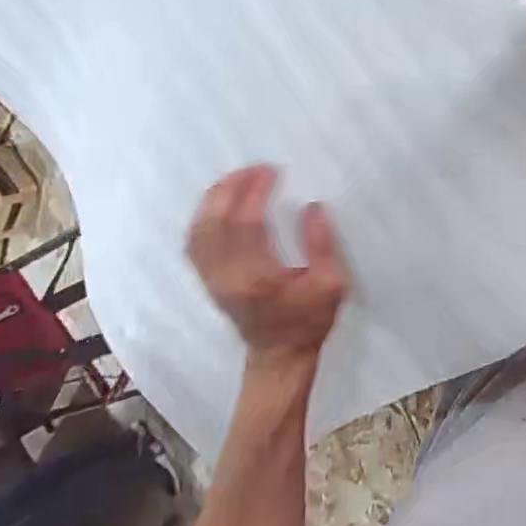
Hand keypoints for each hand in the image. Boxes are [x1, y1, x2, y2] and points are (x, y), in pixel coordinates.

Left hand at [187, 164, 346, 365]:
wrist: (279, 357)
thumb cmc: (309, 322)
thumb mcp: (330, 285)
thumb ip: (321, 245)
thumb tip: (312, 207)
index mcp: (257, 276)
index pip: (247, 222)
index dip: (255, 191)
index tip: (270, 171)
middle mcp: (227, 276)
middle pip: (214, 221)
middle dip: (230, 188)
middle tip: (251, 169)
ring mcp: (213, 280)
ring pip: (198, 231)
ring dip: (213, 200)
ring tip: (234, 181)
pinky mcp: (208, 282)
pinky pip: (194, 244)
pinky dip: (202, 220)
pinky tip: (218, 207)